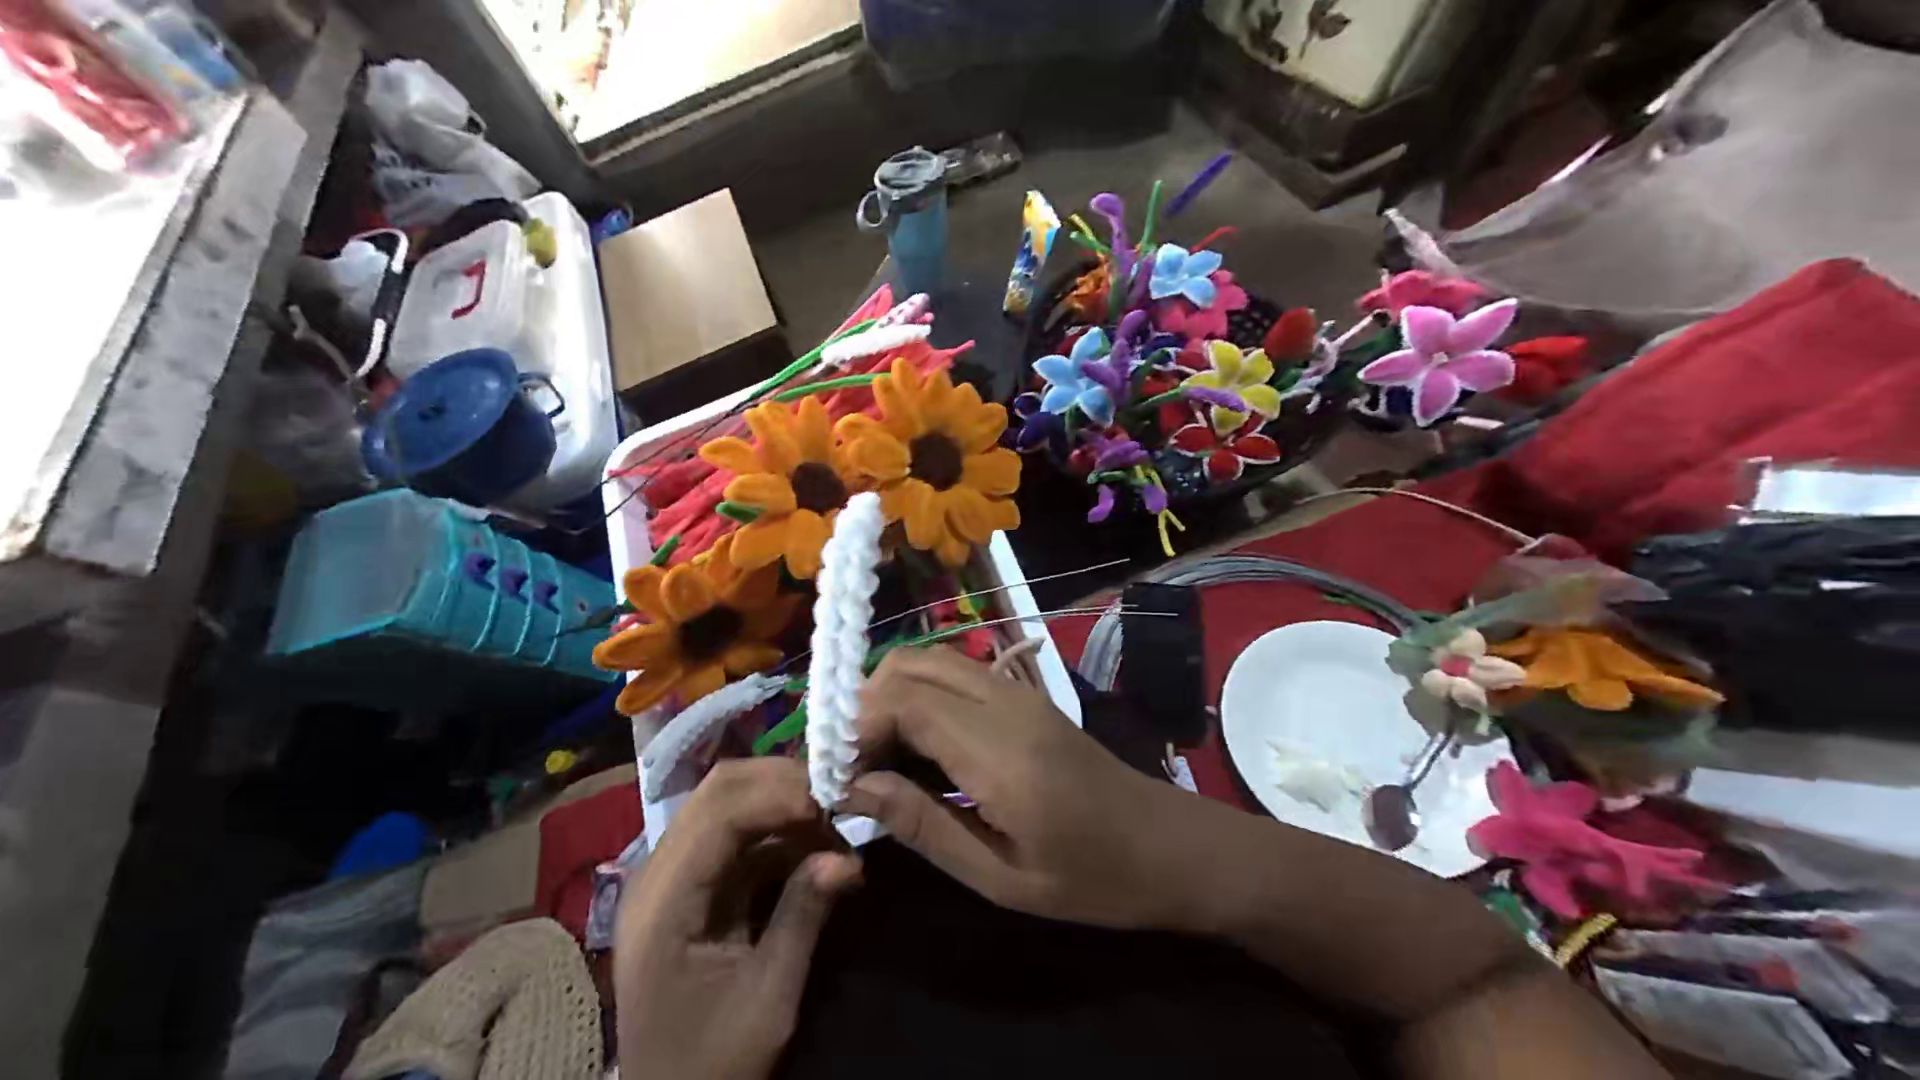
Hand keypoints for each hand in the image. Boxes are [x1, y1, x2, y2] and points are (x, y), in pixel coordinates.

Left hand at [616, 759, 860, 1079]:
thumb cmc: (713, 1063)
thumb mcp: (767, 999)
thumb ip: (802, 917)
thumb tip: (847, 856)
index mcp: (663, 904)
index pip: (717, 815)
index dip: (776, 796)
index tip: (832, 805)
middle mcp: (658, 874)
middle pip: (719, 791)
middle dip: (782, 786)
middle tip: (836, 807)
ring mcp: (672, 875)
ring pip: (728, 802)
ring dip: (783, 805)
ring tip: (834, 834)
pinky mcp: (692, 883)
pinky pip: (737, 833)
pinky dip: (778, 831)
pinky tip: (815, 851)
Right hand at [841, 646, 1205, 929]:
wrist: (1167, 845)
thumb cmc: (1090, 878)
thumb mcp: (1001, 877)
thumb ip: (923, 825)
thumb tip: (854, 788)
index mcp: (1000, 751)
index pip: (904, 701)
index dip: (855, 726)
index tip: (833, 773)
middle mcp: (1005, 702)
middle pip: (909, 665)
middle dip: (863, 706)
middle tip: (850, 765)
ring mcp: (1017, 691)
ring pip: (929, 660)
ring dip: (888, 696)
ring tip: (876, 757)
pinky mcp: (1023, 695)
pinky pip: (953, 674)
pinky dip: (917, 695)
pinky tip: (915, 746)